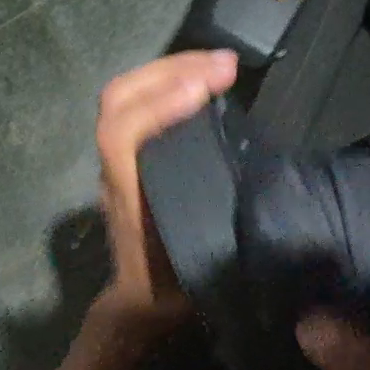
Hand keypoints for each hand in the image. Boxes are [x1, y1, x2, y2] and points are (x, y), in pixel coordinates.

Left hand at [91, 50, 238, 340]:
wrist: (139, 306)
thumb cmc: (170, 287)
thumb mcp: (196, 262)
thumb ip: (217, 227)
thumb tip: (254, 176)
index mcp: (127, 196)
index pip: (122, 135)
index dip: (160, 104)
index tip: (208, 88)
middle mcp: (114, 171)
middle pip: (117, 100)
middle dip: (169, 70)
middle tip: (225, 64)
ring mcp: (117, 162)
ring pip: (124, 98)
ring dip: (169, 71)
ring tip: (217, 66)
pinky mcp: (128, 159)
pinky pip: (138, 107)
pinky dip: (169, 86)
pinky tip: (203, 85)